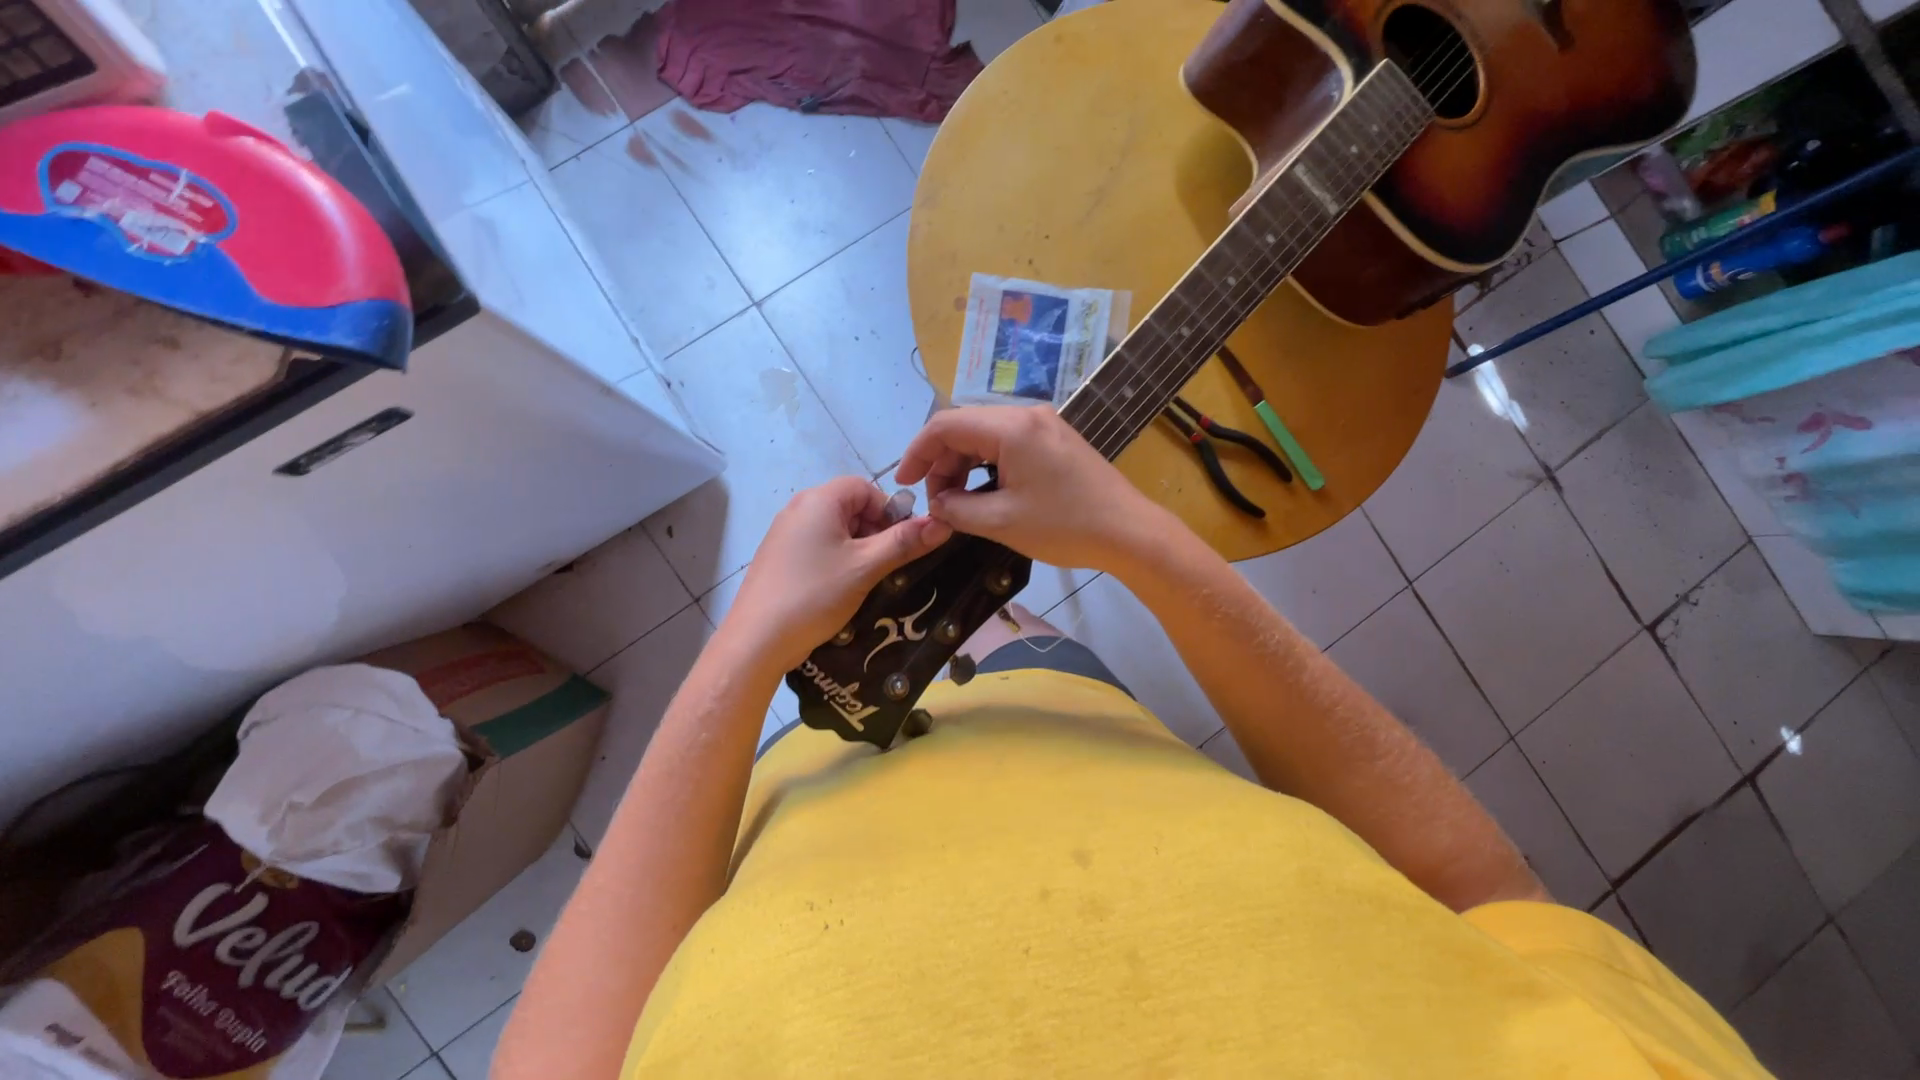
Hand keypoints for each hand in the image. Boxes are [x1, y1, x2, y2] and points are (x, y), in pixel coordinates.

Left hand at [718, 476, 952, 673]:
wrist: (757, 640)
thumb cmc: (815, 595)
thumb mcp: (866, 567)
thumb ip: (905, 542)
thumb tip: (944, 523)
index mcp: (819, 500)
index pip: (866, 488)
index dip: (889, 512)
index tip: (899, 545)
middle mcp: (798, 508)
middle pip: (850, 507)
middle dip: (874, 532)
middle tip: (884, 566)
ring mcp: (784, 533)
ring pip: (834, 529)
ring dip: (856, 550)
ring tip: (863, 581)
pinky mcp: (777, 557)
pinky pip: (816, 546)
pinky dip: (835, 561)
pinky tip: (836, 590)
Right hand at [895, 405, 1162, 571]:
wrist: (1128, 532)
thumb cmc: (1064, 526)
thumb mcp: (1001, 522)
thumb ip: (957, 509)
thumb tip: (937, 503)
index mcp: (1011, 428)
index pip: (946, 425)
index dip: (917, 453)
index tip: (904, 483)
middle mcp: (1026, 415)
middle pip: (965, 427)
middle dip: (941, 463)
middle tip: (936, 503)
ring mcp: (1043, 425)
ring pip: (985, 436)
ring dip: (963, 465)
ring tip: (956, 502)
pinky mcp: (1054, 440)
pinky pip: (1006, 444)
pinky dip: (986, 465)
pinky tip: (982, 492)